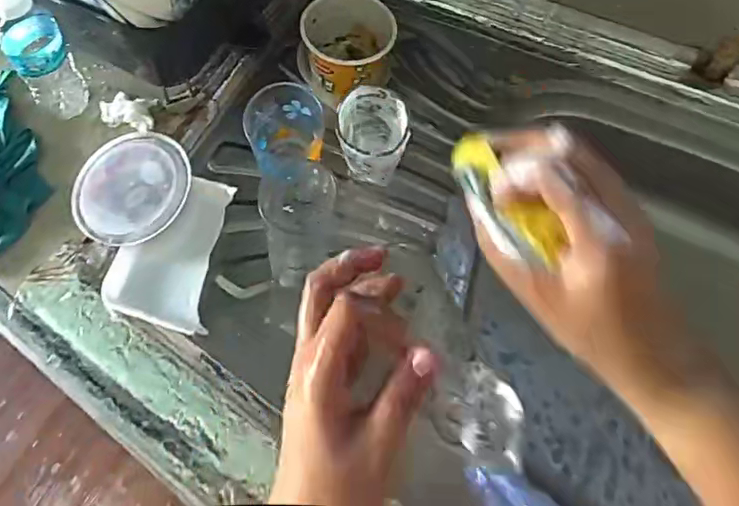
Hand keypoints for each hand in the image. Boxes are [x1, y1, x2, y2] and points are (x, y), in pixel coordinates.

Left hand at [269, 247, 440, 505]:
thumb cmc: (336, 488)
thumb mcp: (378, 445)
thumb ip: (404, 395)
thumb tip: (430, 353)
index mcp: (318, 368)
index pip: (346, 309)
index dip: (381, 312)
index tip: (408, 339)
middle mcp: (307, 358)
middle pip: (319, 291)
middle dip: (350, 266)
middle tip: (383, 256)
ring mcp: (309, 367)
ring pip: (324, 306)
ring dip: (355, 286)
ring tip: (391, 280)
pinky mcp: (317, 379)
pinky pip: (333, 330)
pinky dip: (357, 313)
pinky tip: (383, 319)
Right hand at [471, 126, 701, 402]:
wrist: (660, 356)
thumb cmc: (598, 338)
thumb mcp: (541, 300)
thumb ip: (503, 249)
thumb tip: (476, 206)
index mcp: (598, 236)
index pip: (552, 176)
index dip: (513, 173)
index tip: (490, 190)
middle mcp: (619, 208)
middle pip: (568, 148)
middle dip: (523, 145)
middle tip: (489, 153)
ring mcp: (629, 203)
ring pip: (580, 152)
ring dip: (539, 152)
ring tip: (506, 164)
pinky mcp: (630, 207)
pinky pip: (589, 167)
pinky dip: (557, 165)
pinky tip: (534, 183)